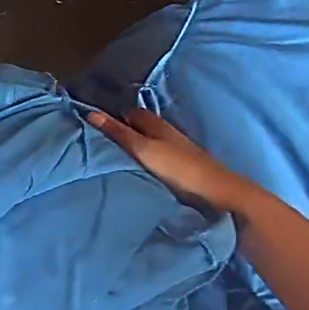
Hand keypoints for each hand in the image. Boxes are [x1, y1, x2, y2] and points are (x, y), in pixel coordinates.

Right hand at [87, 109, 259, 211]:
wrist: (218, 196)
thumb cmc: (179, 169)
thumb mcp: (144, 150)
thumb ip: (119, 134)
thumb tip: (90, 113)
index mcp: (158, 126)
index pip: (132, 113)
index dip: (115, 117)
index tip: (95, 127)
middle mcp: (168, 136)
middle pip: (141, 129)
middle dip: (123, 132)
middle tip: (99, 145)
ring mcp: (177, 154)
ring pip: (150, 145)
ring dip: (134, 150)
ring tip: (112, 161)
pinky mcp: (181, 172)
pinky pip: (157, 161)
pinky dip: (145, 163)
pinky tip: (136, 174)